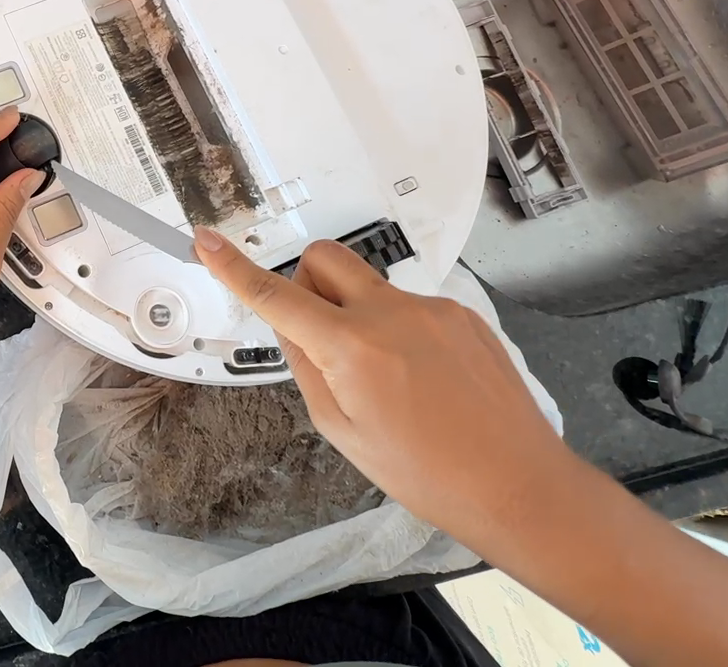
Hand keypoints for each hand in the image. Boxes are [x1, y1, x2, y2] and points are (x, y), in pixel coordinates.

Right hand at [192, 230, 582, 545]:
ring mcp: (432, 309)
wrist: (522, 488)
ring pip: (367, 284)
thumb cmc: (425, 472)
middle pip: (324, 257)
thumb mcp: (340, 428)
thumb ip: (305, 365)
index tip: (205, 240)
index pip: (276, 297)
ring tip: (390, 374)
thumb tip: (290, 325)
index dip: (233, 268)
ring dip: (357, 312)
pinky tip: (423, 376)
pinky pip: (407, 303)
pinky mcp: (462, 314)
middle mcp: (390, 314)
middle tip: (321, 332)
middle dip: (308, 283)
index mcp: (351, 348)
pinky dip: (397, 327)